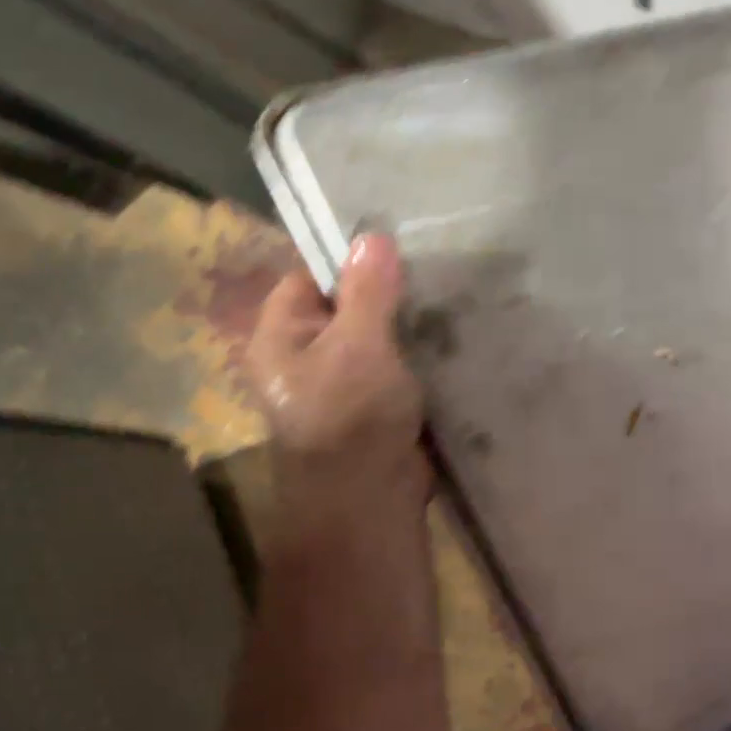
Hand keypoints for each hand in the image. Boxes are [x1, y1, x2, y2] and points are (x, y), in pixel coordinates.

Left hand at [246, 233, 426, 521]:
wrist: (369, 494)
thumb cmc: (352, 414)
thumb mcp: (360, 345)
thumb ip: (368, 293)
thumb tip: (373, 236)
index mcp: (279, 337)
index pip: (307, 279)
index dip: (347, 261)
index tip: (398, 247)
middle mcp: (303, 358)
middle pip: (345, 309)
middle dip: (387, 295)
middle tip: (435, 273)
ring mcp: (341, 385)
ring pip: (377, 341)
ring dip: (409, 328)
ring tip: (451, 304)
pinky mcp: (376, 408)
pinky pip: (398, 369)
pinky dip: (421, 357)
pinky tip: (452, 345)